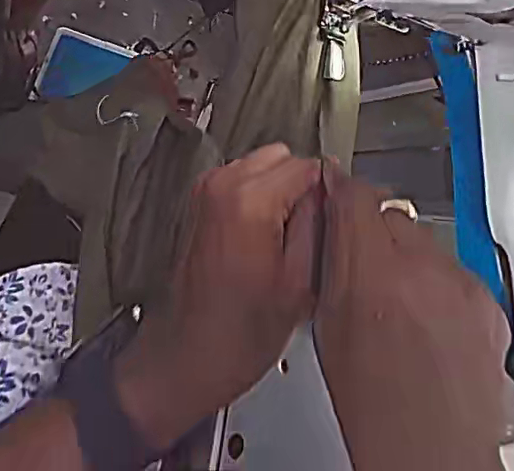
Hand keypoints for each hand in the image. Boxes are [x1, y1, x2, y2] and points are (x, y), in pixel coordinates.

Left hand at [115, 143, 321, 449]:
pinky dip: (257, 194)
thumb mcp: (299, 281)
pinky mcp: (199, 197)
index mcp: (251, 200)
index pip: (307, 166)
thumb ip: (316, 222)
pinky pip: (243, 176)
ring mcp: (207, 187)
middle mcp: (224, 182)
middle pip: (283, 157)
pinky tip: (259, 235)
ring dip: (277, 189)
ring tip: (279, 238)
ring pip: (263, 163)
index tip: (327, 221)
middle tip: (302, 232)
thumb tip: (327, 188)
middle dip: (299, 186)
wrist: (186, 356)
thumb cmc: (241, 333)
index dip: (324, 192)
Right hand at [314, 166, 511, 470]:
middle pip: (391, 216)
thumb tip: (332, 221)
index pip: (356, 196)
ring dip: (412, 260)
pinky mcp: (486, 299)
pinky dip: (442, 285)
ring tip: (404, 308)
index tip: (338, 184)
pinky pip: (456, 269)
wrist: (432, 455)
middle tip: (370, 272)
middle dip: (377, 234)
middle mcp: (419, 269)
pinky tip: (433, 323)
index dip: (343, 189)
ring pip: (425, 241)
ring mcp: (458, 283)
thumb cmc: (374, 408)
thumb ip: (332, 262)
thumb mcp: (329, 327)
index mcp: (371, 275)